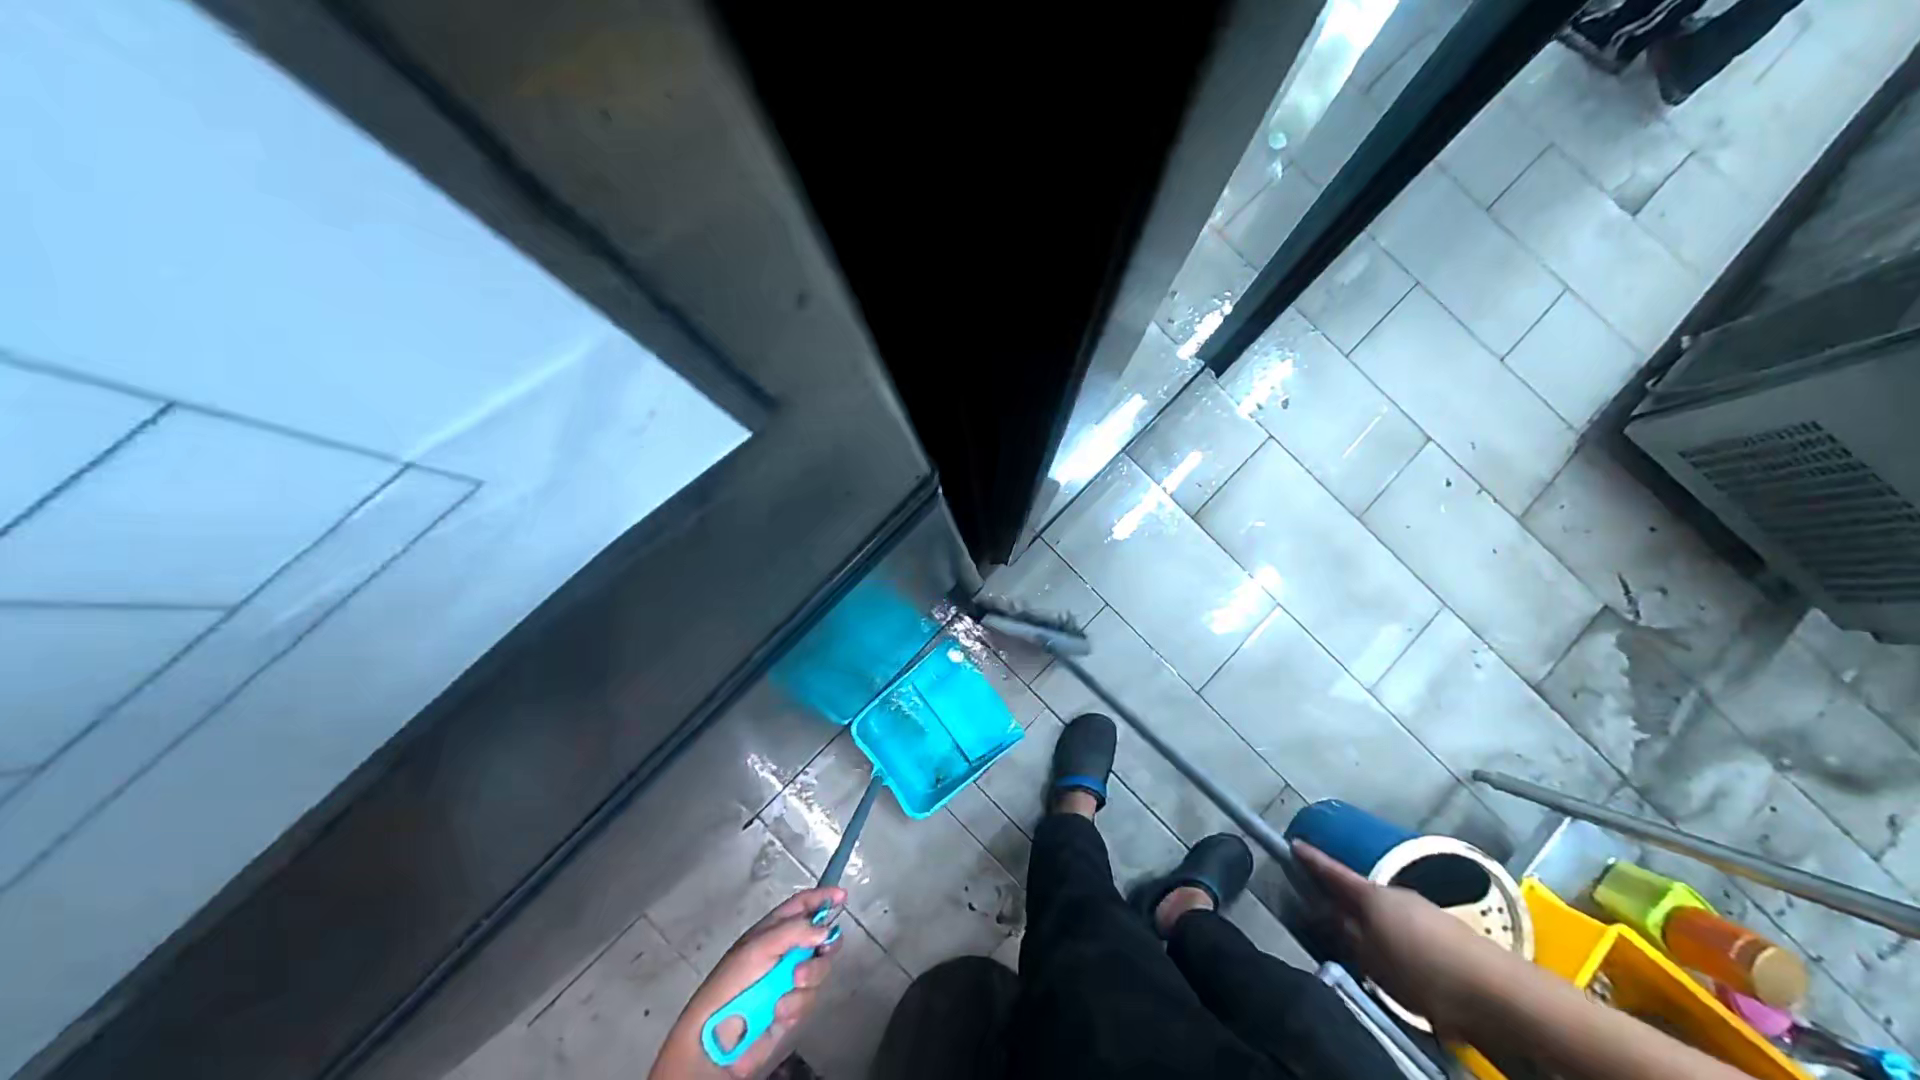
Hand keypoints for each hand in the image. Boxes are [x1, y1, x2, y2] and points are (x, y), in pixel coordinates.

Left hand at [650, 886, 846, 1079]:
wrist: (717, 1039)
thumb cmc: (732, 983)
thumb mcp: (759, 948)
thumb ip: (794, 932)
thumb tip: (825, 929)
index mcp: (773, 930)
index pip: (802, 905)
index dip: (822, 898)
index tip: (842, 896)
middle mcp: (786, 951)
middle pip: (820, 937)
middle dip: (824, 945)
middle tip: (822, 951)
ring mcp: (791, 980)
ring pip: (820, 968)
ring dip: (808, 976)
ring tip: (792, 983)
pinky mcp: (794, 1007)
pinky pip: (809, 998)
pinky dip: (796, 1003)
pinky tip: (779, 1010)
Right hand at [1294, 841, 1517, 1036]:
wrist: (1498, 994)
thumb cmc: (1423, 971)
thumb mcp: (1372, 958)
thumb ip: (1347, 934)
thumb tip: (1331, 915)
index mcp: (1372, 895)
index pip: (1333, 872)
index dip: (1311, 860)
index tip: (1293, 845)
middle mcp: (1397, 895)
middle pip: (1361, 894)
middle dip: (1344, 902)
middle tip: (1325, 914)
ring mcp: (1426, 911)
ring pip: (1387, 915)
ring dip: (1373, 926)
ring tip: (1364, 951)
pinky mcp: (1448, 933)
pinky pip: (1409, 931)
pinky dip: (1397, 941)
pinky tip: (1401, 967)